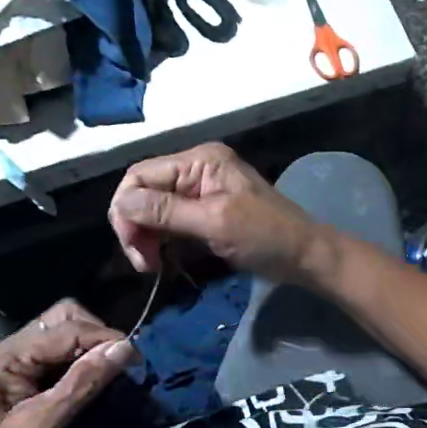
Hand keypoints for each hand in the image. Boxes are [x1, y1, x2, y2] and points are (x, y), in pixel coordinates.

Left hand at [0, 300, 133, 427]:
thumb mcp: (40, 427)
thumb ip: (82, 383)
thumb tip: (125, 348)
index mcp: (2, 356)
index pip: (65, 328)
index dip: (104, 338)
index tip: (137, 358)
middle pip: (57, 322)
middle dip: (93, 336)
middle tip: (119, 364)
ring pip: (52, 340)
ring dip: (83, 351)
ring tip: (108, 375)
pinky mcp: (1, 385)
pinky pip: (43, 361)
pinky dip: (68, 367)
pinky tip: (83, 386)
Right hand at [108, 143, 321, 283]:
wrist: (305, 256)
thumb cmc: (266, 236)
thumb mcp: (215, 223)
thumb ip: (166, 211)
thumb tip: (121, 202)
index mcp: (200, 161)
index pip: (140, 175)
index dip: (126, 209)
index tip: (134, 248)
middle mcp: (196, 169)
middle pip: (143, 192)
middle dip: (135, 227)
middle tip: (145, 265)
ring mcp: (200, 190)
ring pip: (152, 209)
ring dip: (146, 238)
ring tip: (154, 267)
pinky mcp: (204, 212)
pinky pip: (170, 222)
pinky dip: (162, 241)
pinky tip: (165, 261)